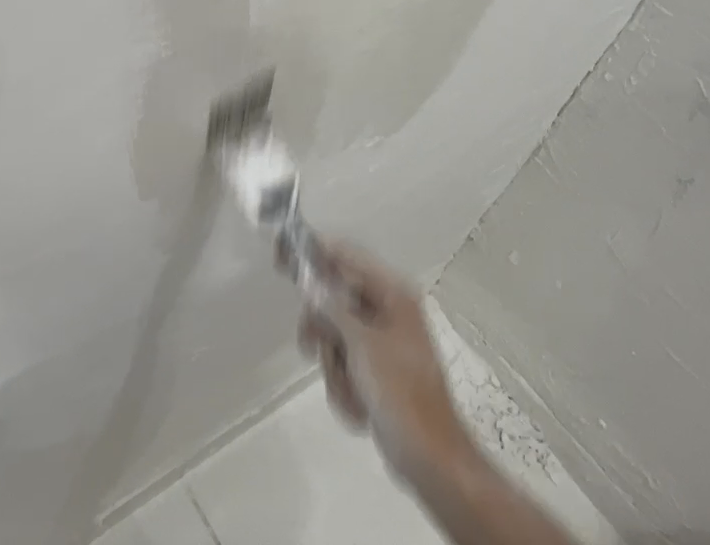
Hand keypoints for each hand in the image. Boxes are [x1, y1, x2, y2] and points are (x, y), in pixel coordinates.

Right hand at [294, 239, 474, 479]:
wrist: (428, 455)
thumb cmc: (400, 392)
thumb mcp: (361, 344)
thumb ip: (331, 307)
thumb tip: (309, 279)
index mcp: (393, 294)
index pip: (345, 256)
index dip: (313, 253)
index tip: (280, 257)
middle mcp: (387, 310)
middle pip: (333, 298)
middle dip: (322, 328)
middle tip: (312, 345)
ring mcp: (380, 341)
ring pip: (332, 333)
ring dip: (333, 363)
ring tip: (349, 387)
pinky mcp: (374, 368)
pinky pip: (341, 360)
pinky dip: (342, 380)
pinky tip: (357, 403)